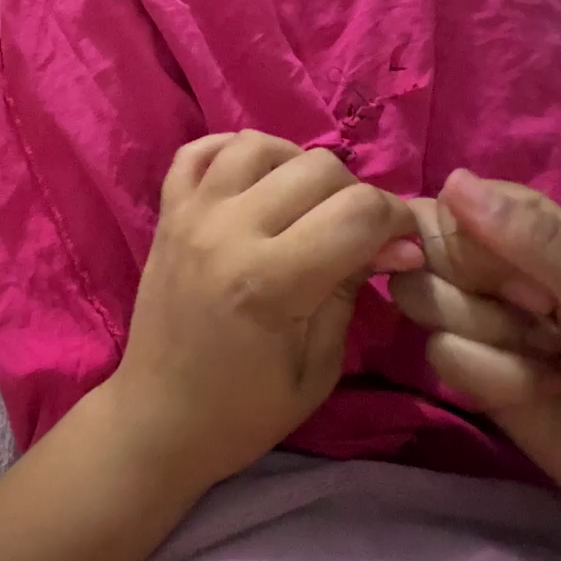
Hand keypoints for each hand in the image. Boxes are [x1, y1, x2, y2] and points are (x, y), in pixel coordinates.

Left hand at [108, 131, 425, 489]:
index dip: (397, 220)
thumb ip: (351, 291)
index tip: (402, 243)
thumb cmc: (244, 410)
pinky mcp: (166, 212)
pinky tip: (253, 179)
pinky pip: (195, 151)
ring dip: (294, 163)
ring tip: (304, 202)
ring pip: (256, 144)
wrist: (159, 416)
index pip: (358, 212)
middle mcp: (228, 231)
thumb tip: (395, 242)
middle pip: (315, 167)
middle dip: (354, 194)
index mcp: (271, 281)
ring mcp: (191, 215)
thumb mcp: (318, 367)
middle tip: (355, 231)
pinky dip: (229, 151)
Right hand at [389, 170, 560, 560]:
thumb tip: (453, 178)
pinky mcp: (475, 372)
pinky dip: (489, 376)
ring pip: (422, 298)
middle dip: (471, 287)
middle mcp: (503, 270)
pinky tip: (538, 391)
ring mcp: (486, 321)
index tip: (490, 263)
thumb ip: (538, 244)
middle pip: (428, 248)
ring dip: (483, 333)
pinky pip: (439, 354)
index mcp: (543, 234)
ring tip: (546, 357)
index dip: (456, 227)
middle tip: (539, 313)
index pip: (460, 201)